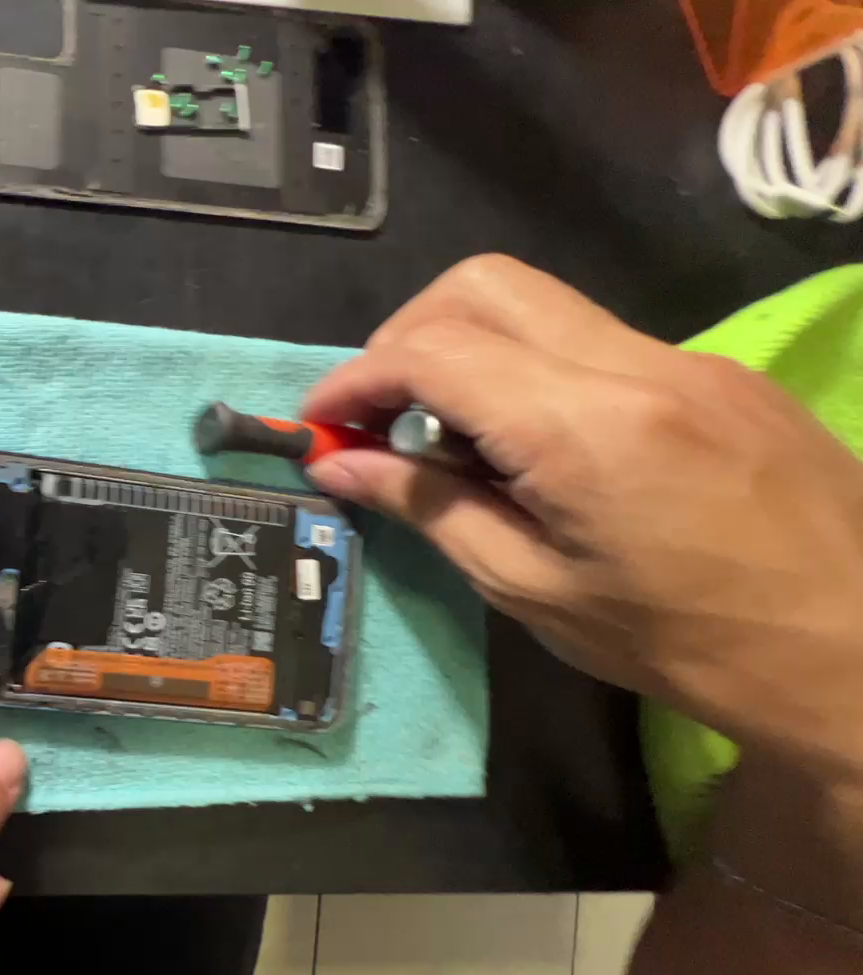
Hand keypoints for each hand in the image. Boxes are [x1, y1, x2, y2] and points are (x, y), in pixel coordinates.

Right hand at [302, 255, 862, 775]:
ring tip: (437, 437)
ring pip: (529, 302)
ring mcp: (682, 359)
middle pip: (480, 287)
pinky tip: (513, 445)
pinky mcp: (707, 373)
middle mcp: (637, 366)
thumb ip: (422, 505)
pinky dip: (510, 370)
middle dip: (399, 341)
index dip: (353, 380)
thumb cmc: (679, 639)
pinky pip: (577, 338)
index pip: (432, 352)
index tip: (316, 426)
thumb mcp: (522, 584)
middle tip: (374, 416)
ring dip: (453, 352)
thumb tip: (334, 466)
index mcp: (585, 427)